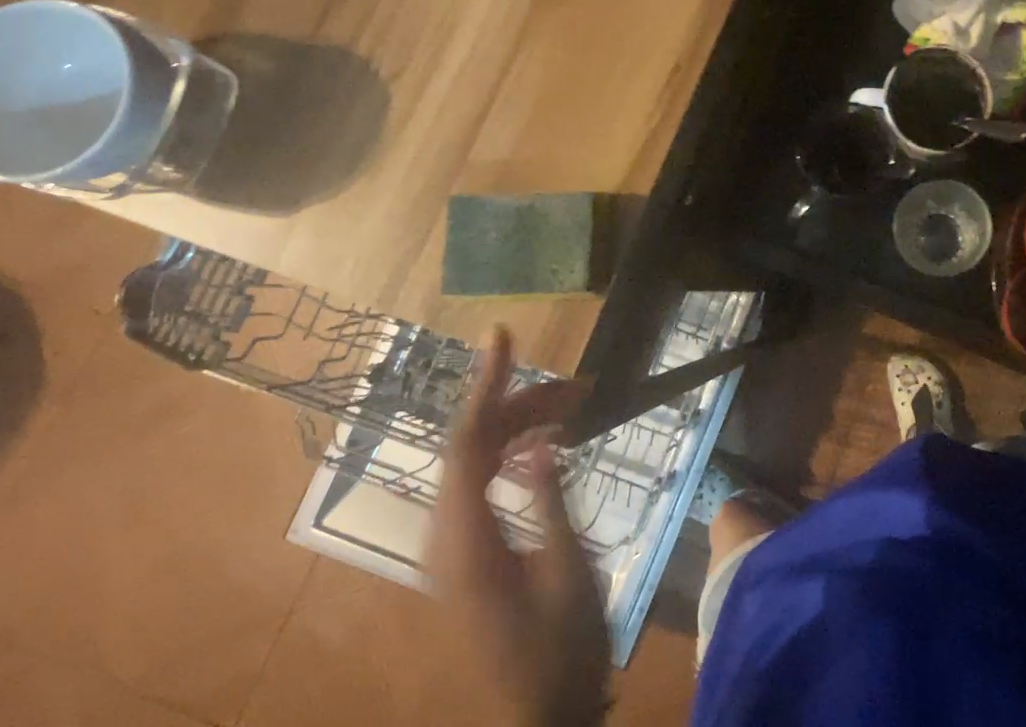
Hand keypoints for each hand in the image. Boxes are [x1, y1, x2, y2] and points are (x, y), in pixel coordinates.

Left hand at [430, 328, 610, 726]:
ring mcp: (453, 546)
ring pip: (475, 464)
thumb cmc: (563, 643)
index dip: (485, 384)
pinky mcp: (468, 553)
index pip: (465, 441)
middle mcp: (446, 536)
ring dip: (519, 428)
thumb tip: (538, 441)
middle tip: (579, 387)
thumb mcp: (570, 569)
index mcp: (465, 538)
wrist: (543, 708)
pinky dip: (512, 456)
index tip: (505, 335)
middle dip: (519, 404)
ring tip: (573, 408)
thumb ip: (550, 501)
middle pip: (470, 447)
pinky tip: (547, 448)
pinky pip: (481, 486)